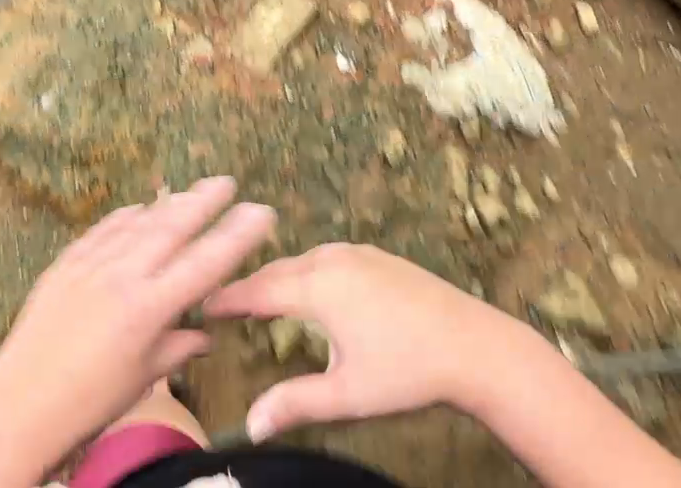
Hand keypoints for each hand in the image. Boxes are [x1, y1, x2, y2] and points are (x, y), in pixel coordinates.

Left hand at [0, 177, 275, 487]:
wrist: (20, 403)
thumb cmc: (89, 402)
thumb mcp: (143, 377)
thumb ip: (178, 347)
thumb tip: (205, 334)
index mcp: (148, 308)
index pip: (205, 263)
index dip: (237, 235)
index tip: (260, 211)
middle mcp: (122, 276)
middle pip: (172, 228)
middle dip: (203, 202)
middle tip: (226, 181)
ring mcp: (90, 264)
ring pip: (138, 222)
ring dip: (167, 204)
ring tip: (191, 190)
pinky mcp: (65, 263)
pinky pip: (102, 230)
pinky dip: (124, 216)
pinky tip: (139, 208)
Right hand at [205, 242, 537, 439]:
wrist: (477, 346)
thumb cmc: (408, 372)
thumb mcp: (348, 394)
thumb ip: (295, 404)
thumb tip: (250, 426)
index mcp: (317, 288)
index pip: (257, 290)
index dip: (228, 298)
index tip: (202, 304)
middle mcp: (330, 260)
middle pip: (276, 270)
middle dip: (249, 286)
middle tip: (223, 302)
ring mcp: (356, 253)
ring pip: (301, 261)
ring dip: (278, 277)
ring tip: (260, 298)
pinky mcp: (377, 255)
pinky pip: (325, 257)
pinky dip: (304, 270)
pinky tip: (308, 288)